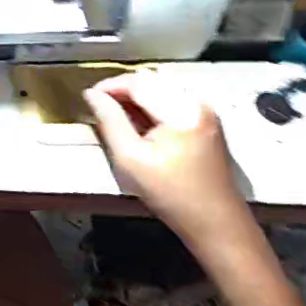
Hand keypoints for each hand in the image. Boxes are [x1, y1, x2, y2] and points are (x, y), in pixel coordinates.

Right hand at [83, 72, 250, 243]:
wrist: (217, 224)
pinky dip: (153, 106)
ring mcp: (205, 111)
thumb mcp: (130, 159)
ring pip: (161, 89)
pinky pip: (173, 100)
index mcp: (181, 110)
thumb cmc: (171, 194)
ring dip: (137, 97)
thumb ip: (110, 121)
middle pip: (151, 81)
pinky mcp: (207, 121)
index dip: (109, 85)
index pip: (138, 82)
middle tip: (100, 106)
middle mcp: (197, 103)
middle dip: (122, 90)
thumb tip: (92, 94)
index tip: (89, 97)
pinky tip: (140, 124)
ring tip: (117, 115)